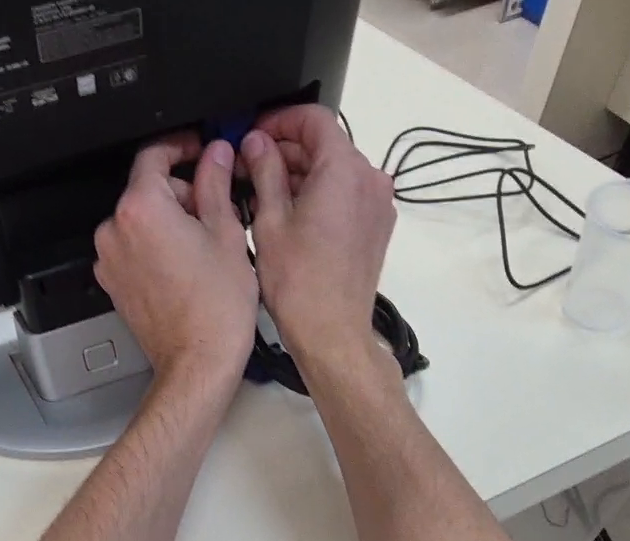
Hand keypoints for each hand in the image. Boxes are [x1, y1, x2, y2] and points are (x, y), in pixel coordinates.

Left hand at [94, 134, 257, 402]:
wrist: (197, 362)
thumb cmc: (214, 312)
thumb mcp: (226, 234)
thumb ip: (216, 185)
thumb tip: (216, 157)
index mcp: (142, 209)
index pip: (153, 154)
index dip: (180, 146)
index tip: (198, 150)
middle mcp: (116, 232)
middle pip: (146, 190)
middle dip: (180, 192)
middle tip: (215, 207)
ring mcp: (111, 261)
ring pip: (140, 221)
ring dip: (168, 222)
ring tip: (204, 245)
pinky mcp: (114, 284)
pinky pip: (134, 250)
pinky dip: (155, 248)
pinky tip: (186, 266)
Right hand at [241, 107, 397, 373]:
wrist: (332, 332)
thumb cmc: (300, 285)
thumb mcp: (270, 221)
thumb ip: (265, 172)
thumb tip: (257, 143)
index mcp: (343, 170)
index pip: (314, 119)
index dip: (280, 120)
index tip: (255, 134)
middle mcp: (369, 180)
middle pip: (326, 145)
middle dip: (288, 151)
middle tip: (251, 167)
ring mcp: (378, 205)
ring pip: (336, 172)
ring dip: (302, 175)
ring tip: (266, 195)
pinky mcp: (376, 227)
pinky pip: (347, 196)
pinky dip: (321, 195)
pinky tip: (291, 217)